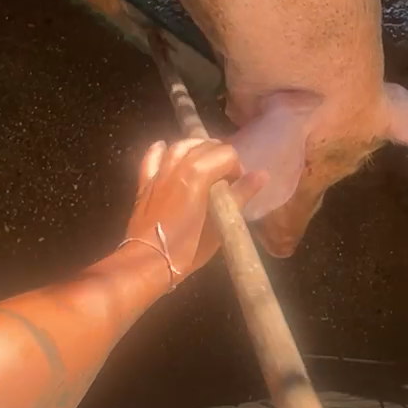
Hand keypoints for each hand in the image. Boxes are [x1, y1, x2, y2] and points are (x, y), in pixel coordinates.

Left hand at [124, 139, 266, 283]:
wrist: (149, 261)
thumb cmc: (188, 247)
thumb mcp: (221, 224)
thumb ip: (241, 195)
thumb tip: (262, 174)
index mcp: (199, 174)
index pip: (226, 154)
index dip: (236, 167)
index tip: (238, 184)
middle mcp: (178, 165)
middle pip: (204, 146)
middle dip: (219, 156)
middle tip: (226, 177)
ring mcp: (159, 173)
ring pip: (179, 146)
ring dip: (195, 148)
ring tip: (204, 162)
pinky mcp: (145, 182)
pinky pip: (151, 156)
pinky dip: (160, 150)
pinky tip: (165, 149)